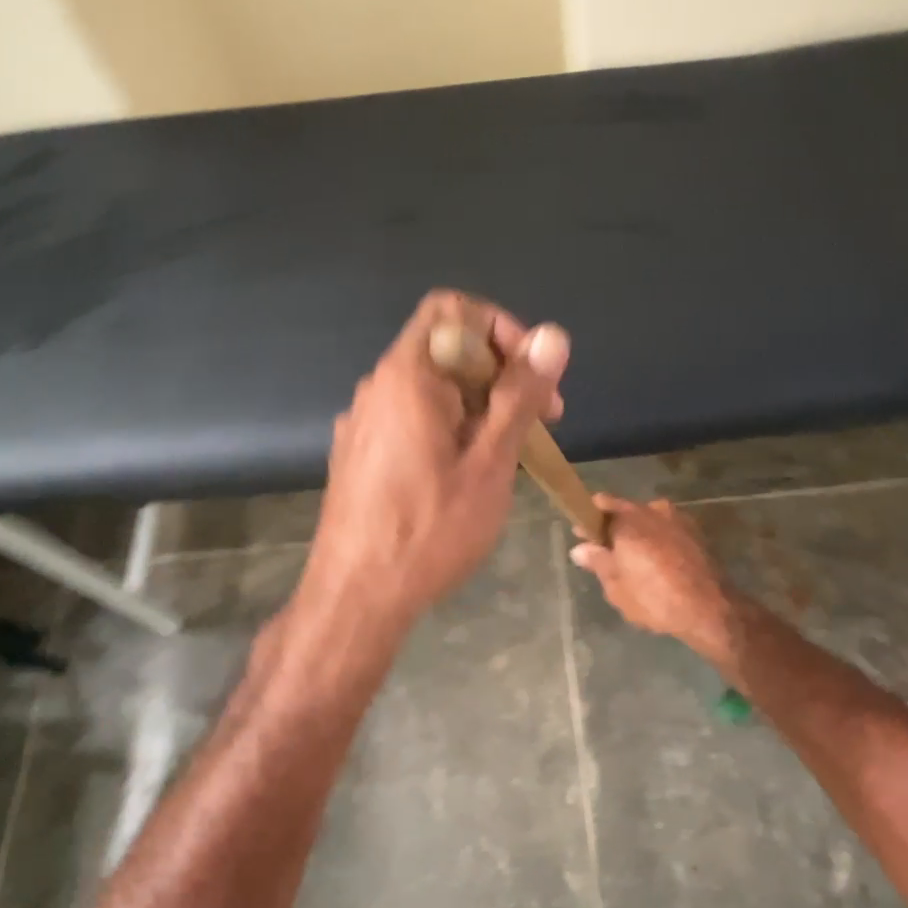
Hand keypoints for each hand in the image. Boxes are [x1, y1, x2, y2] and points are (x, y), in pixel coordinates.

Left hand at [303, 290, 569, 628]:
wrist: (354, 598)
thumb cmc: (430, 529)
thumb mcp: (490, 462)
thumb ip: (520, 394)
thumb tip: (553, 335)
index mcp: (408, 375)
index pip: (454, 309)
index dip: (502, 328)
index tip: (532, 376)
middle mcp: (378, 386)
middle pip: (445, 347)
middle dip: (501, 373)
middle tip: (541, 423)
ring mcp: (363, 421)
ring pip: (431, 387)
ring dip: (478, 404)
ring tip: (506, 456)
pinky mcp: (359, 452)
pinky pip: (411, 417)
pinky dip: (448, 427)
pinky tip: (464, 476)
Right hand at [570, 495, 738, 659]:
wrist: (710, 609)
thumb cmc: (655, 599)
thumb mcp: (617, 588)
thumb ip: (598, 562)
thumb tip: (580, 548)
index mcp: (628, 520)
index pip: (601, 504)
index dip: (589, 519)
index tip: (583, 536)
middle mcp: (652, 510)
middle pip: (625, 510)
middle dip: (614, 526)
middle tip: (607, 551)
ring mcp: (677, 518)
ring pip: (648, 518)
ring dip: (638, 532)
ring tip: (634, 560)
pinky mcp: (695, 531)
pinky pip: (666, 528)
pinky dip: (657, 539)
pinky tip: (657, 562)